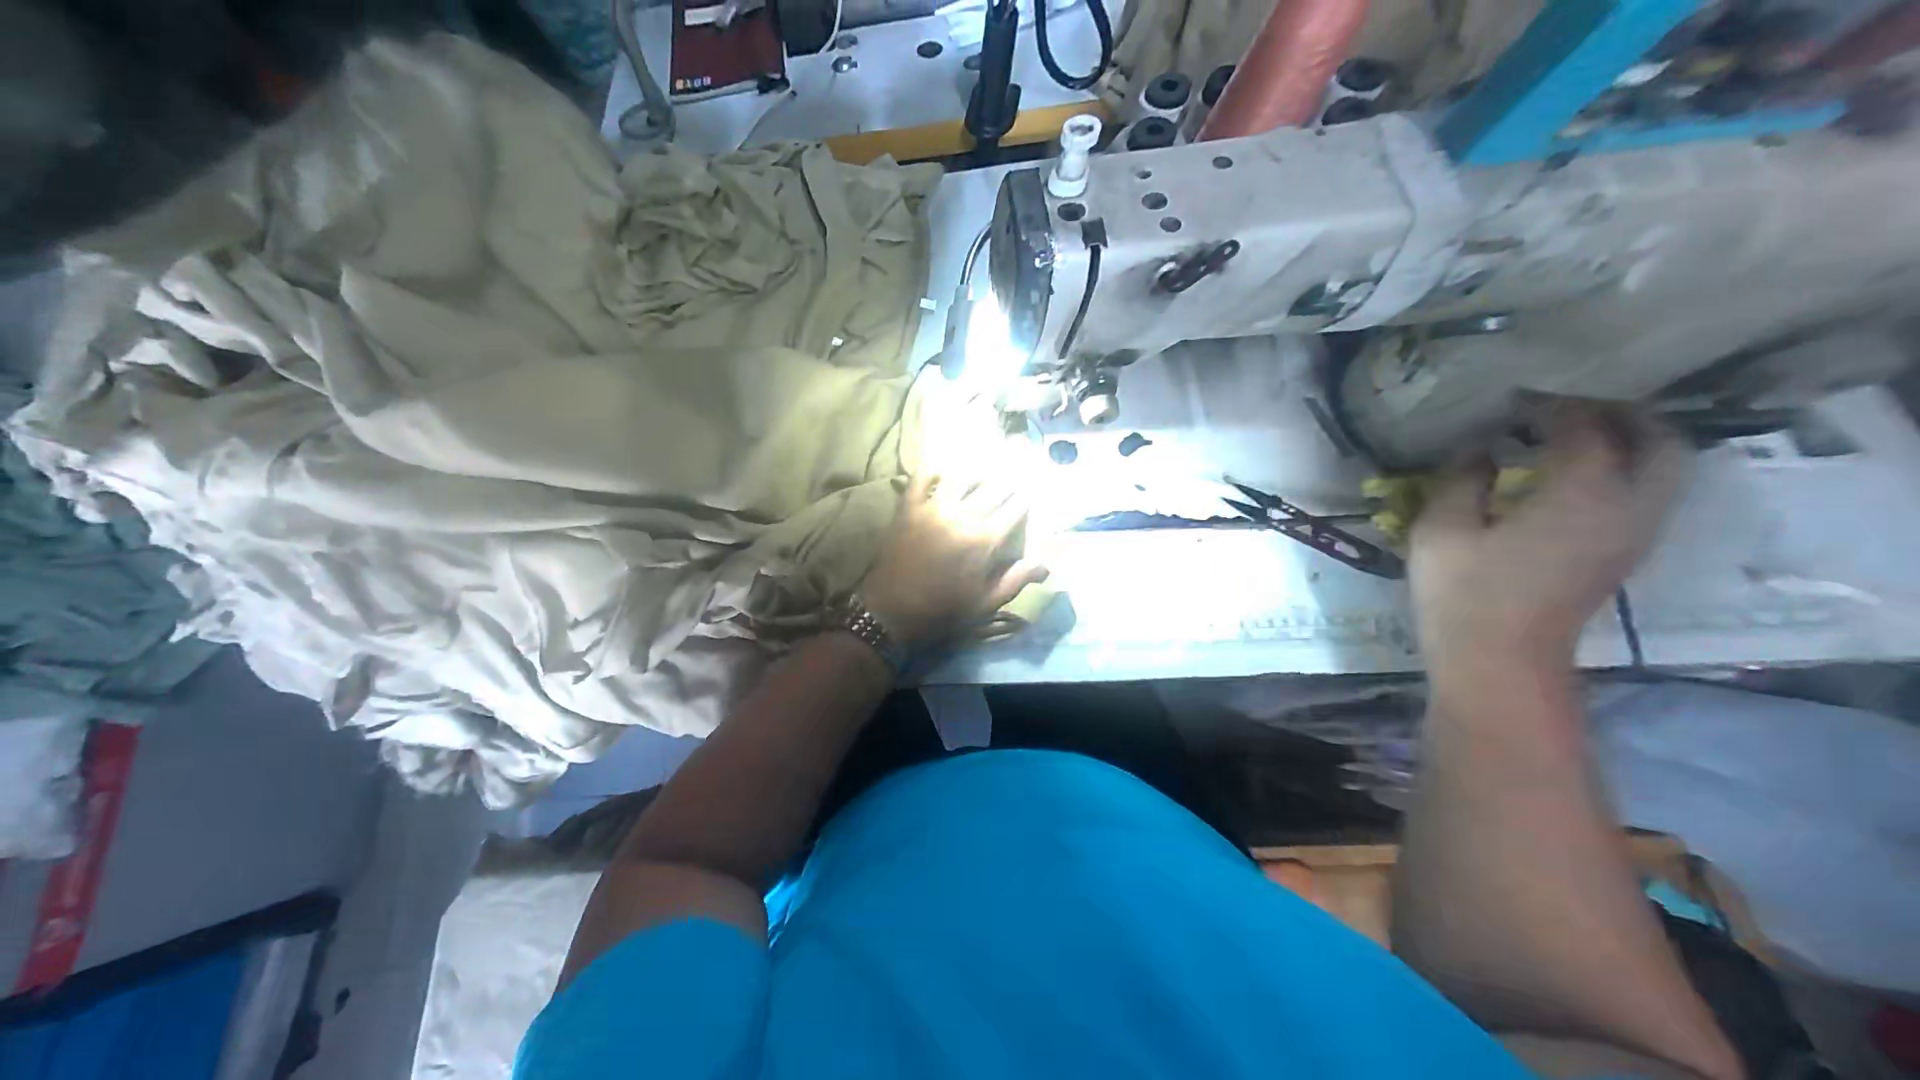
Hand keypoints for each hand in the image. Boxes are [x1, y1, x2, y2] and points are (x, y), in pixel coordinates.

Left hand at [858, 473, 1048, 649]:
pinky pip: (920, 478)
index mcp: (984, 540)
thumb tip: (1045, 566)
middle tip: (1015, 471)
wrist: (892, 613)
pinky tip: (942, 471)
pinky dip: (933, 471)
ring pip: (960, 477)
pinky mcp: (908, 508)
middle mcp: (962, 516)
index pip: (1015, 508)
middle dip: (1007, 480)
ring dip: (975, 473)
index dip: (1026, 498)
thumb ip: (1016, 580)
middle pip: (992, 487)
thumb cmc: (943, 611)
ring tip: (983, 470)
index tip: (1030, 493)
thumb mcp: (985, 603)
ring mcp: (932, 508)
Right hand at [1410, 404, 1689, 680]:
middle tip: (1564, 409)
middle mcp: (1628, 506)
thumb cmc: (1464, 595)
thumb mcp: (1441, 528)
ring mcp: (1635, 534)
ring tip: (1573, 436)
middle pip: (1657, 439)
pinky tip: (1576, 475)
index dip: (1548, 405)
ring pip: (1664, 468)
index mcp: (1583, 493)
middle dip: (1616, 413)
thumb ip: (1462, 478)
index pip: (1583, 427)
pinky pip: (1648, 493)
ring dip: (1629, 440)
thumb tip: (1480, 449)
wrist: (1499, 662)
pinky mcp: (1624, 555)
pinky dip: (1625, 469)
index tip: (1511, 402)